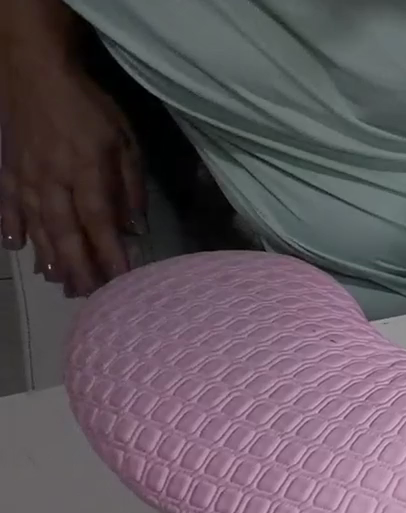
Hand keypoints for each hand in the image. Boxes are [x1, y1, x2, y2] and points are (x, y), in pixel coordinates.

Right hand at [0, 53, 144, 296]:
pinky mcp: (6, 161)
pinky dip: (9, 222)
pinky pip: (5, 198)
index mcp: (86, 173)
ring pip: (35, 220)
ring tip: (56, 280)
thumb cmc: (90, 107)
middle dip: (77, 263)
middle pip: (65, 229)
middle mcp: (51, 177)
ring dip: (46, 251)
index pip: (101, 223)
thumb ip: (130, 187)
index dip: (110, 253)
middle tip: (87, 294)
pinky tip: (12, 244)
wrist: (32, 67)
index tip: (121, 280)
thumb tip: (134, 225)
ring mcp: (23, 169)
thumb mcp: (126, 146)